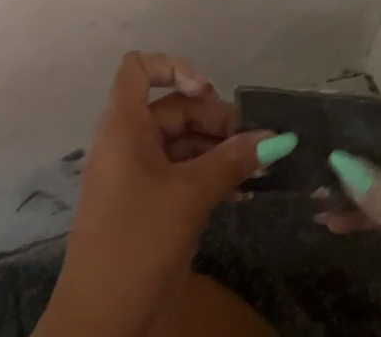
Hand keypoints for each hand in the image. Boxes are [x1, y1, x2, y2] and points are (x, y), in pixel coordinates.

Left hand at [34, 52, 282, 336]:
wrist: (104, 319)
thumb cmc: (138, 240)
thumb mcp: (189, 195)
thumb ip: (232, 161)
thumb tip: (276, 138)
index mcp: (123, 127)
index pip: (138, 69)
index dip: (175, 68)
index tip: (208, 92)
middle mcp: (128, 143)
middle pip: (172, 108)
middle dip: (213, 119)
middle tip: (251, 142)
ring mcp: (138, 175)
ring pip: (182, 143)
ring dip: (219, 150)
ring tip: (257, 168)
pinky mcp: (150, 205)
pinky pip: (183, 174)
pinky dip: (211, 175)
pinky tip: (244, 190)